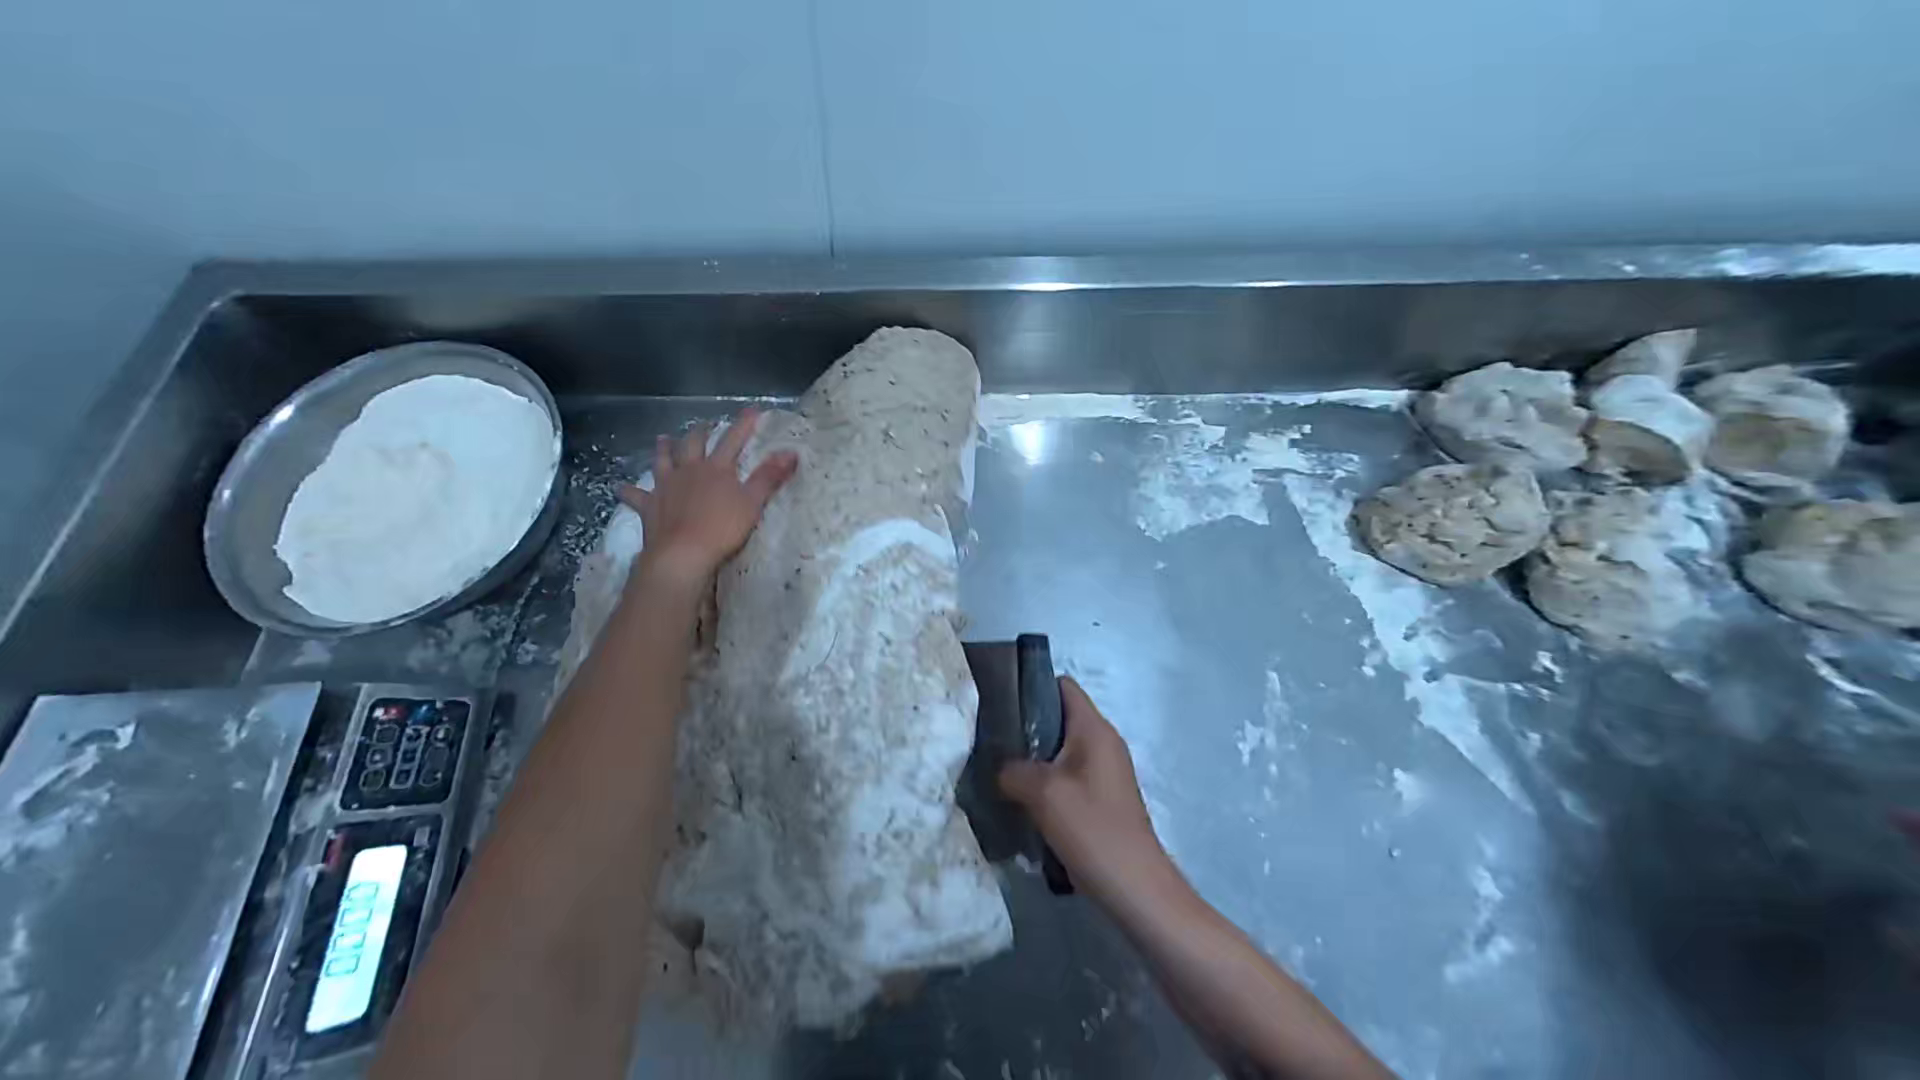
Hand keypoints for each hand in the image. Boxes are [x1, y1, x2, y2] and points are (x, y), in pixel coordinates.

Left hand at [622, 409, 797, 589]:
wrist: (682, 553)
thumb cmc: (722, 528)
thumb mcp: (753, 502)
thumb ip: (770, 476)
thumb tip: (791, 452)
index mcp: (716, 469)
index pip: (733, 440)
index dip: (743, 424)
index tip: (752, 410)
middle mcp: (689, 471)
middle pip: (693, 445)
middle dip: (700, 432)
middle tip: (704, 425)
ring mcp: (666, 487)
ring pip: (663, 461)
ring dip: (664, 449)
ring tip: (663, 439)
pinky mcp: (649, 506)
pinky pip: (636, 495)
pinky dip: (629, 490)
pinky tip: (620, 487)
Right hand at [998, 676, 1171, 897]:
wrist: (1134, 887)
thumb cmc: (1091, 828)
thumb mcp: (1042, 793)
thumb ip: (1012, 770)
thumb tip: (999, 768)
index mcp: (1094, 729)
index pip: (1062, 686)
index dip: (1031, 688)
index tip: (999, 703)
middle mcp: (1103, 743)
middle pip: (1059, 718)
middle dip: (1025, 726)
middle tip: (991, 741)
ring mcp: (1104, 772)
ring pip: (1060, 750)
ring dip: (1033, 759)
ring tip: (1000, 771)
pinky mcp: (1101, 798)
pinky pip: (1067, 776)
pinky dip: (1045, 782)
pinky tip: (1023, 801)